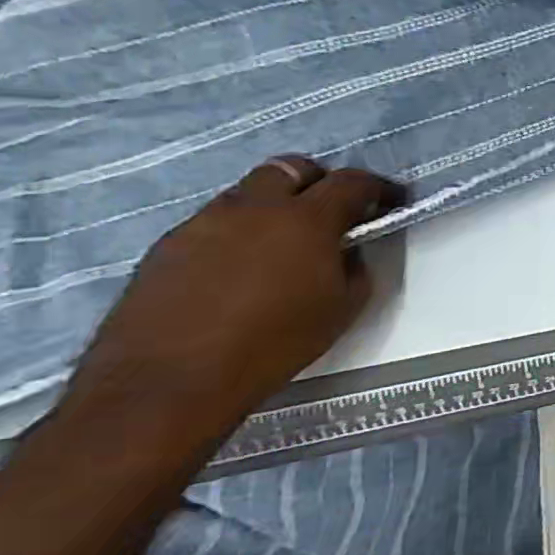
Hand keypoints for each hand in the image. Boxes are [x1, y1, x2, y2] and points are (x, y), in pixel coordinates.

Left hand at [65, 156, 404, 442]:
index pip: (353, 182)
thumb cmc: (270, 346)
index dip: (378, 188)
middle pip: (292, 168)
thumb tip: (346, 252)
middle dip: (317, 182)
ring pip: (248, 194)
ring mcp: (204, 222)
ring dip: (272, 208)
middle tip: (327, 213)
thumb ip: (354, 269)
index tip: (389, 201)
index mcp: (306, 219)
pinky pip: (212, 224)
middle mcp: (255, 207)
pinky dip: (234, 235)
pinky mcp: (165, 246)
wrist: (165, 386)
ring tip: (276, 248)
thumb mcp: (340, 310)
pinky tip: (233, 274)